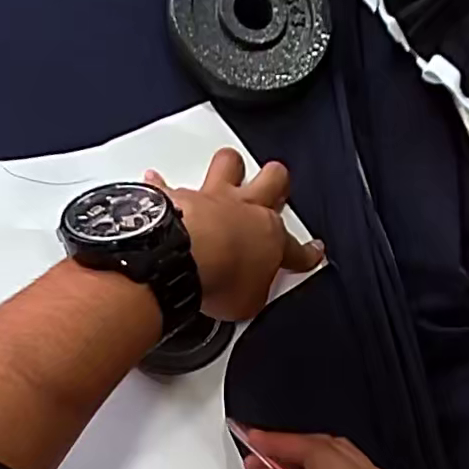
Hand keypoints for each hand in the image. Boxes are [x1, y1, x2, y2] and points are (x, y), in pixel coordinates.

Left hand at [144, 149, 324, 321]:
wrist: (181, 259)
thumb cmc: (217, 277)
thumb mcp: (246, 304)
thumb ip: (252, 296)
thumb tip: (247, 300)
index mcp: (270, 239)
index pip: (296, 248)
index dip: (307, 253)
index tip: (312, 252)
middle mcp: (243, 209)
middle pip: (274, 180)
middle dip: (277, 184)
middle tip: (274, 191)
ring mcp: (210, 197)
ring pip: (230, 164)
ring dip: (230, 167)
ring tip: (228, 173)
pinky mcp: (177, 196)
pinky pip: (168, 184)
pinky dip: (161, 184)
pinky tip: (155, 182)